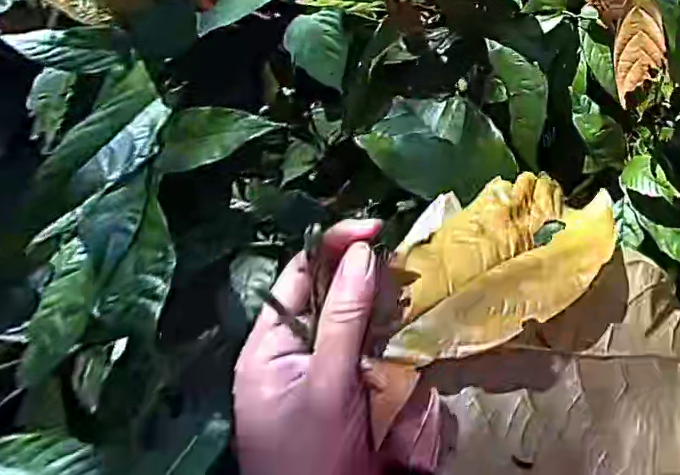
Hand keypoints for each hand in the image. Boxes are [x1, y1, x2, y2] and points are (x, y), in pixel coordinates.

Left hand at [234, 219, 383, 474]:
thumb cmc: (311, 458)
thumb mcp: (326, 385)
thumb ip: (345, 317)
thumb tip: (363, 249)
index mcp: (269, 346)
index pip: (301, 274)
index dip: (337, 244)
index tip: (376, 228)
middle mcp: (292, 348)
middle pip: (332, 289)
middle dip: (367, 273)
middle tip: (402, 265)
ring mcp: (322, 365)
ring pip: (357, 311)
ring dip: (384, 301)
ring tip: (409, 293)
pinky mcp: (348, 381)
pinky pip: (371, 339)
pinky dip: (390, 328)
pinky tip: (408, 324)